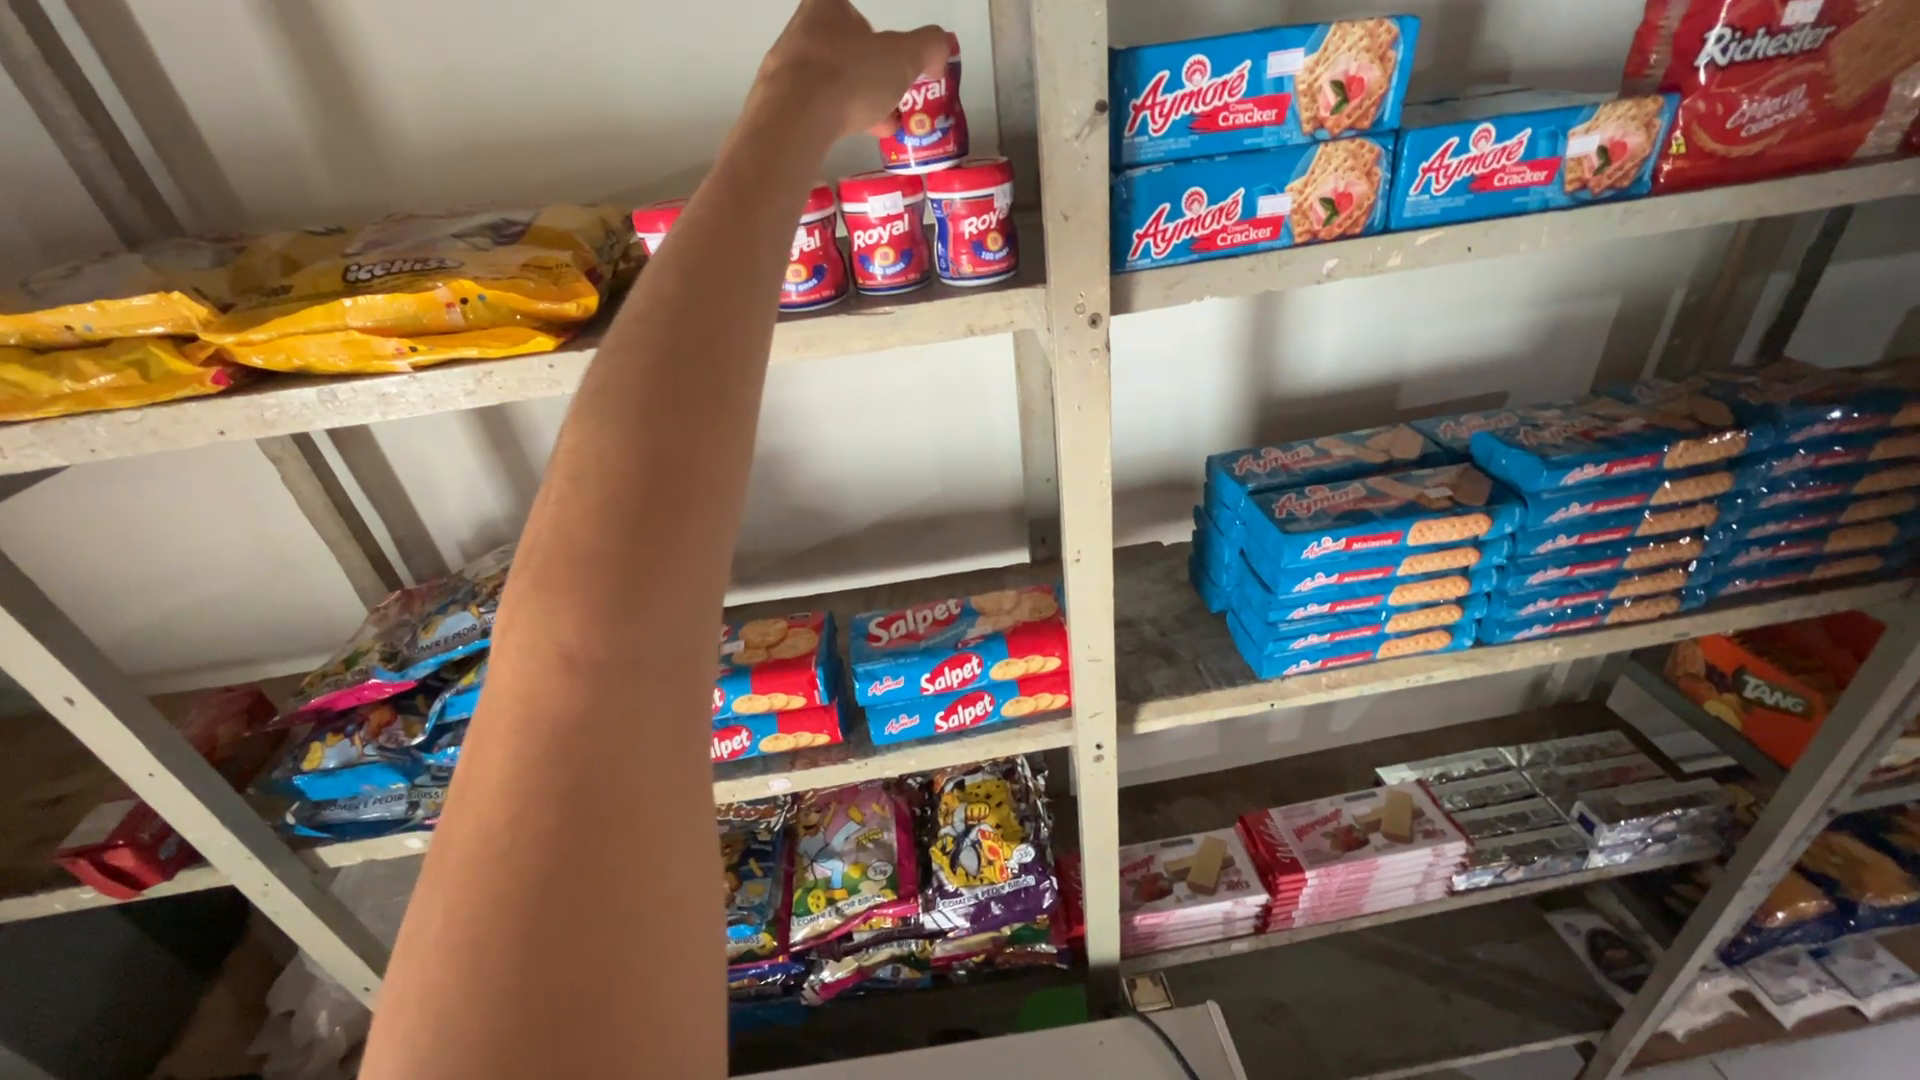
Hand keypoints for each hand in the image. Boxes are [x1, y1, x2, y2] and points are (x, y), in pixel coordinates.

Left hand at [752, 0, 950, 139]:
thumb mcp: (903, 58)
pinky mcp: (776, 106)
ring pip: (827, 81)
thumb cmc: (850, 76)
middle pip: (840, 48)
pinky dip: (834, 120)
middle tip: (890, 96)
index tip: (887, 56)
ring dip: (853, 99)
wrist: (794, 119)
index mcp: (825, 7)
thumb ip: (928, 47)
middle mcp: (799, 31)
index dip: (872, 32)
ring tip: (879, 124)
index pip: (850, 9)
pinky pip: (812, 109)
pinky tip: (852, 137)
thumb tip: (942, 45)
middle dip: (867, 73)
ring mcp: (783, 69)